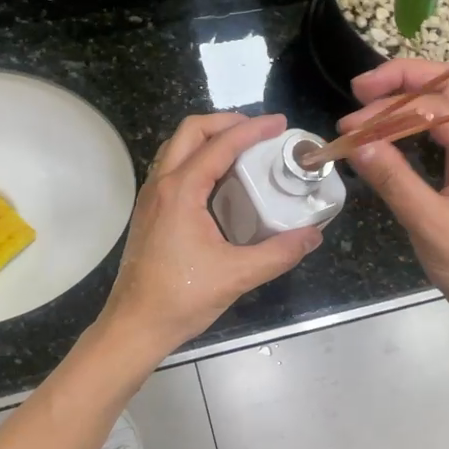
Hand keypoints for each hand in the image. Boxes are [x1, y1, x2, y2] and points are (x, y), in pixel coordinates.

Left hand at [100, 113, 322, 353]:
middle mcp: (161, 185)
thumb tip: (313, 236)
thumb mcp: (237, 276)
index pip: (220, 145)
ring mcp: (151, 199)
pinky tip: (220, 183)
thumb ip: (278, 253)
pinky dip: (197, 160)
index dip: (253, 130)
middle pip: (190, 132)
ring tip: (242, 150)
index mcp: (180, 191)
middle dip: (225, 123)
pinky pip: (172, 169)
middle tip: (258, 131)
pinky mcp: (149, 214)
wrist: (135, 326)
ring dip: (208, 139)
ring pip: (176, 148)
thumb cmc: (181, 299)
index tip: (280, 124)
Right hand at [341, 59, 448, 322]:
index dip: (391, 105)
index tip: (351, 120)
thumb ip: (393, 179)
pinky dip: (413, 123)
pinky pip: (443, 130)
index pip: (439, 105)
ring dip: (407, 98)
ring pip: (447, 104)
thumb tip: (356, 144)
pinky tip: (387, 129)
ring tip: (367, 105)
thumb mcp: (427, 223)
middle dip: (404, 81)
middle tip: (360, 91)